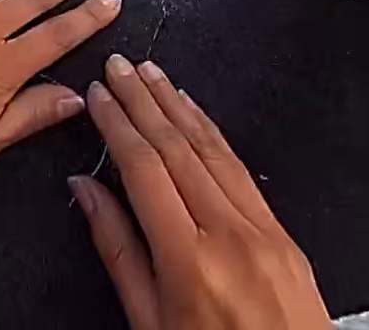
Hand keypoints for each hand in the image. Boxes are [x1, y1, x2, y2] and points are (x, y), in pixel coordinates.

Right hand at [70, 57, 329, 329]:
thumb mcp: (149, 325)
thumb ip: (117, 250)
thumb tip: (86, 189)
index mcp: (189, 262)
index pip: (144, 167)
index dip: (117, 123)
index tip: (99, 94)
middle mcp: (228, 234)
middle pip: (175, 145)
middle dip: (141, 97)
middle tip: (119, 65)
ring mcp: (260, 228)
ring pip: (208, 145)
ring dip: (174, 101)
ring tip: (149, 71)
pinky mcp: (281, 229)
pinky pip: (238, 164)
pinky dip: (210, 128)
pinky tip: (192, 107)